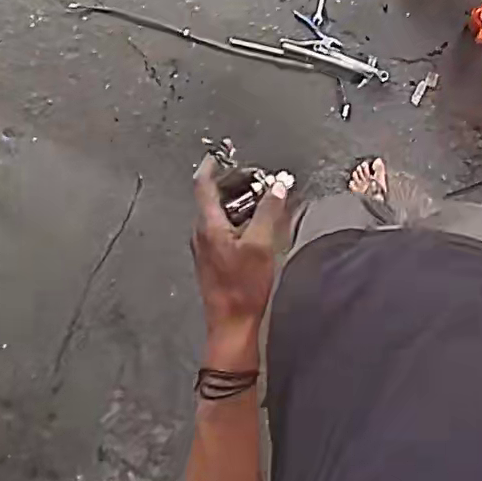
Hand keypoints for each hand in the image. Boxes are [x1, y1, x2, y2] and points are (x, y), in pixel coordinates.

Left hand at [191, 156, 291, 365]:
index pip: (203, 186)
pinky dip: (238, 219)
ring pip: (219, 214)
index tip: (219, 154)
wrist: (232, 325)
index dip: (211, 166)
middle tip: (253, 177)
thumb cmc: (243, 288)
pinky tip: (256, 226)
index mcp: (208, 226)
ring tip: (260, 199)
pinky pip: (223, 229)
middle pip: (212, 198)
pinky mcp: (214, 259)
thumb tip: (279, 184)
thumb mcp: (262, 244)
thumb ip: (270, 210)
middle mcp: (202, 234)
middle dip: (233, 184)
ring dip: (237, 203)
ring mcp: (206, 248)